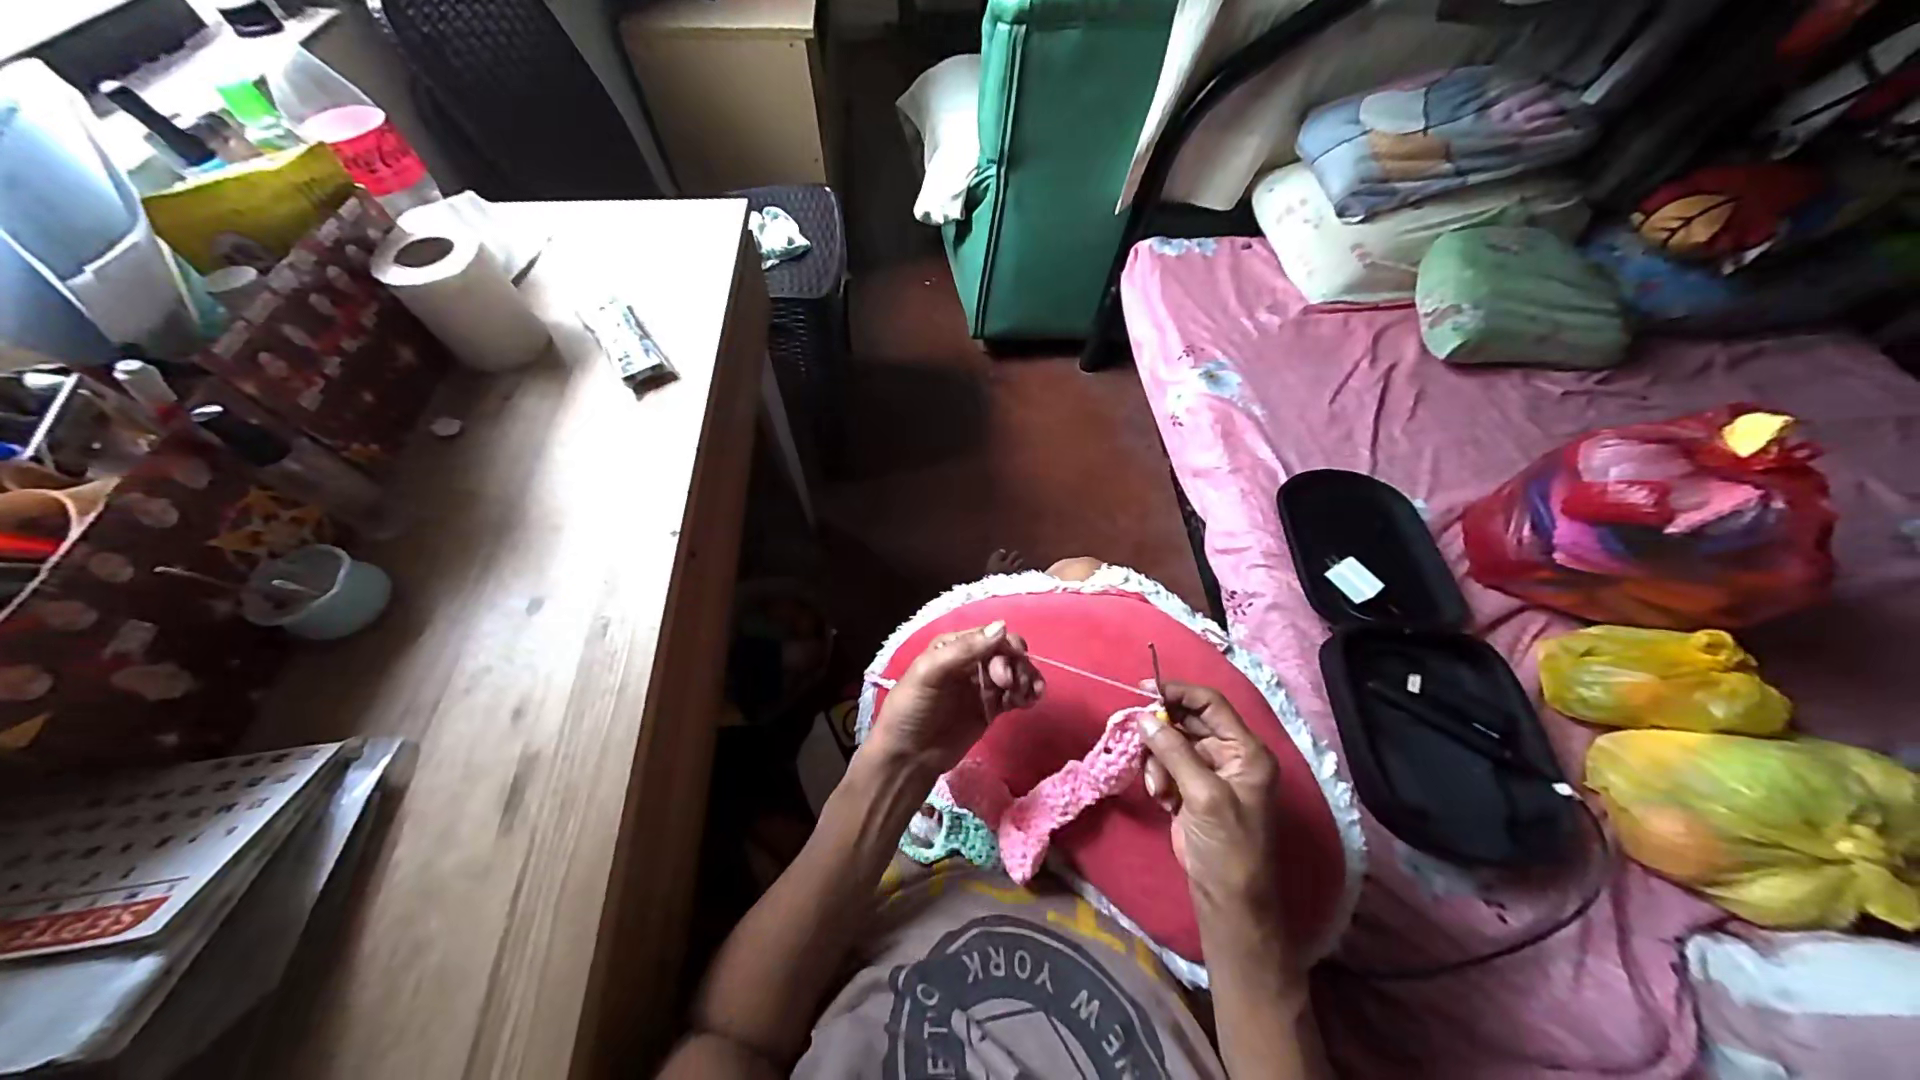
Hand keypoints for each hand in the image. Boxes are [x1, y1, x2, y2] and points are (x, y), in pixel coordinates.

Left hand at [864, 622, 1043, 776]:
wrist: (908, 758)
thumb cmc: (911, 710)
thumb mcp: (929, 673)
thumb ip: (964, 650)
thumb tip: (1002, 627)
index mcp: (953, 646)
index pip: (989, 636)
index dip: (1004, 648)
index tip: (1007, 670)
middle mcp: (970, 661)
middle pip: (1006, 653)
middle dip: (1016, 665)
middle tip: (1011, 686)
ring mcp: (982, 685)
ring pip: (1015, 672)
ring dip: (1027, 678)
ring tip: (1027, 696)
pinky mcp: (991, 708)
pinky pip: (1015, 694)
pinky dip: (1028, 694)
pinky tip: (1031, 701)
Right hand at [1140, 682, 1283, 918]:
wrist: (1228, 900)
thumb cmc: (1227, 847)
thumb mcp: (1203, 795)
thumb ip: (1173, 751)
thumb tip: (1144, 716)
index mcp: (1246, 751)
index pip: (1211, 703)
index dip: (1178, 691)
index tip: (1143, 689)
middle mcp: (1230, 756)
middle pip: (1188, 722)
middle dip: (1162, 732)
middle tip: (1136, 737)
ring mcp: (1211, 774)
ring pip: (1172, 744)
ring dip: (1158, 761)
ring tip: (1158, 789)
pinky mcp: (1193, 791)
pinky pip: (1167, 766)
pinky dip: (1158, 778)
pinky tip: (1162, 800)